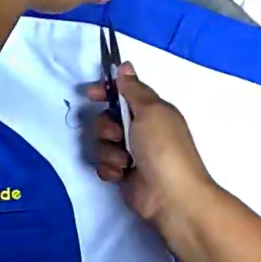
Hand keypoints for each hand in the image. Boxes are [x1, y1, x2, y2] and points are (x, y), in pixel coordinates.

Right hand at [85, 62, 217, 227]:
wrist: (171, 195)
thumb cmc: (163, 148)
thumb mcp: (151, 111)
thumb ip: (134, 89)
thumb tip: (125, 65)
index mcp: (150, 111)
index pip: (120, 94)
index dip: (103, 92)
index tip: (90, 94)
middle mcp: (139, 130)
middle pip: (105, 119)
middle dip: (105, 128)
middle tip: (118, 136)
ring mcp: (130, 153)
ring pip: (100, 143)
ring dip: (109, 152)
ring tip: (125, 162)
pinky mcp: (122, 173)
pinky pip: (103, 164)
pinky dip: (110, 169)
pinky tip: (122, 175)